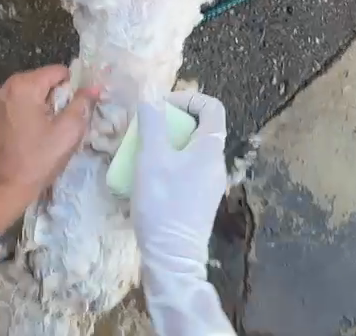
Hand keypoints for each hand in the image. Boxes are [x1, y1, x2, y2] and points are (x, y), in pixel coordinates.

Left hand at [0, 64, 98, 203]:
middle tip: (58, 126)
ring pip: (24, 96)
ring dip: (35, 108)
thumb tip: (94, 87)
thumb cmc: (35, 161)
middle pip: (39, 82)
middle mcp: (3, 88)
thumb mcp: (67, 133)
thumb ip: (82, 104)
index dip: (70, 88)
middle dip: (52, 99)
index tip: (73, 110)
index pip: (57, 72)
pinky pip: (9, 109)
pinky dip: (19, 118)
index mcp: (24, 85)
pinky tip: (22, 140)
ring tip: (40, 135)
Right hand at [131, 90, 227, 280]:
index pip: (212, 107)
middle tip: (145, 129)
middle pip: (198, 128)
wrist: (172, 261)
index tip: (162, 105)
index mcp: (211, 148)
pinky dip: (167, 166)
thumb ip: (152, 121)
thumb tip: (151, 95)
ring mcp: (208, 185)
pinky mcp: (198, 202)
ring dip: (165, 145)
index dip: (188, 98)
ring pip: (189, 150)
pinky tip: (145, 179)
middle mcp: (215, 164)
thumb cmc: (164, 203)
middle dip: (170, 123)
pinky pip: (185, 171)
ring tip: (140, 153)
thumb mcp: (153, 156)